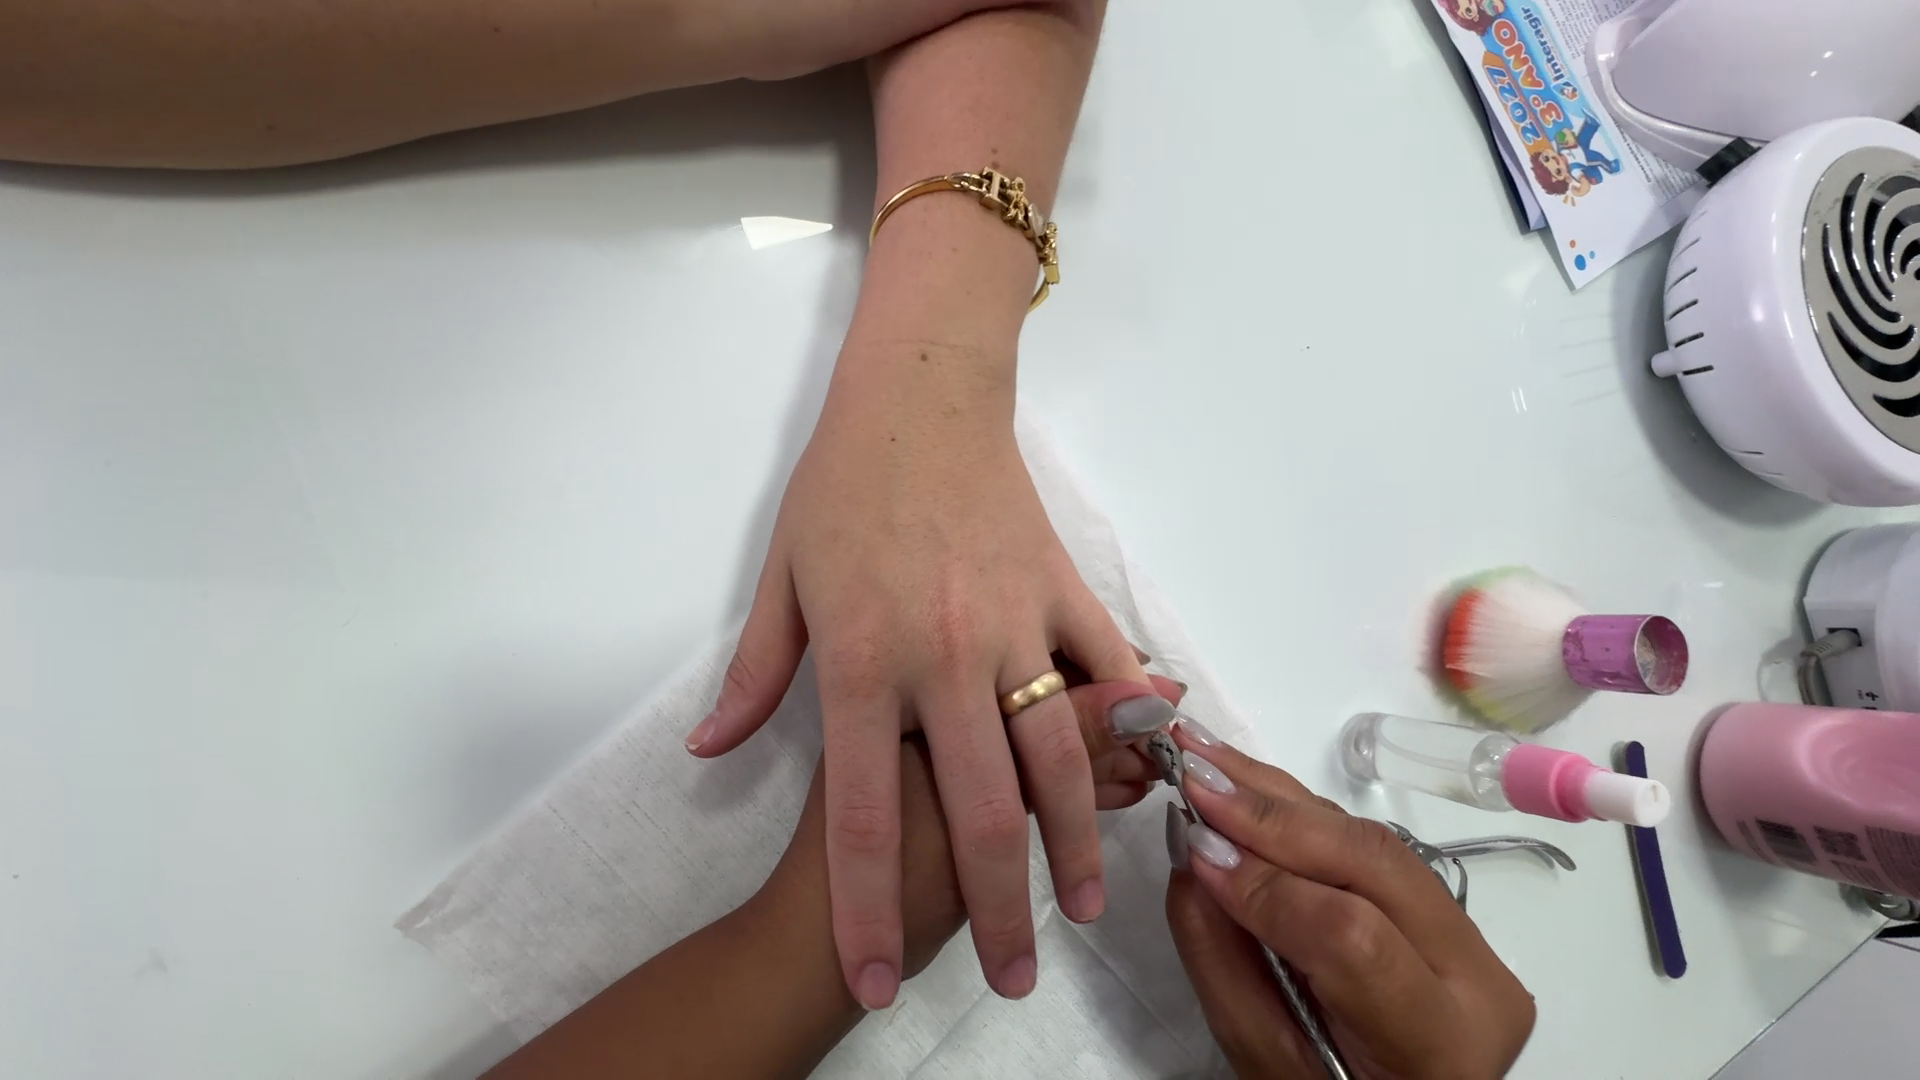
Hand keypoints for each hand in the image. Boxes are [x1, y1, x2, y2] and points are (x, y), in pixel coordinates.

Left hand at [686, 342, 1153, 1008]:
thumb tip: (708, 750)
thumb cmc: (844, 486)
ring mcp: (1015, 624)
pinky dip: (1131, 722)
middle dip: (993, 908)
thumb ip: (753, 673)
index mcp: (863, 663)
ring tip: (1082, 906)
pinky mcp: (1062, 590)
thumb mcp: (782, 576)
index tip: (875, 978)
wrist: (920, 399)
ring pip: (1056, 755)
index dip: (865, 909)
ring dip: (1073, 840)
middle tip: (1011, 979)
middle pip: (976, 809)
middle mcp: (944, 659)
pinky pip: (1106, 666)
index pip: (860, 814)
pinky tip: (1148, 771)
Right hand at [1163, 722, 1534, 1078]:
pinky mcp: (1434, 899)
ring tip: (1200, 751)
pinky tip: (1237, 775)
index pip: (1351, 936)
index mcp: (1439, 1041)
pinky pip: (1356, 835)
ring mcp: (1463, 929)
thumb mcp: (1262, 1061)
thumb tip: (1190, 850)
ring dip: (1272, 790)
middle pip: (1368, 860)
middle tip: (1190, 771)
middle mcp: (1474, 972)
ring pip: (1362, 832)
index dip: (1266, 884)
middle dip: (1268, 812)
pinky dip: (1288, 803)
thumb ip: (1220, 957)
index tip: (1192, 844)